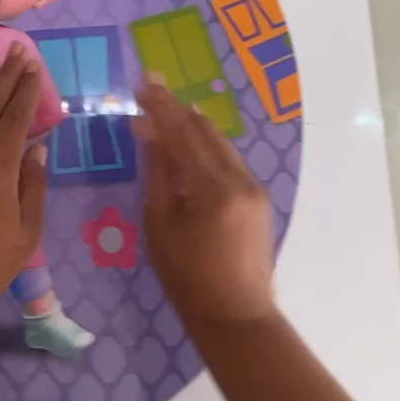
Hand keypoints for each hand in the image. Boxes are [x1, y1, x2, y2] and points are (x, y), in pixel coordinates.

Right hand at [136, 77, 277, 333]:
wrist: (237, 316)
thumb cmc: (187, 278)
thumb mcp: (159, 225)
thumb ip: (157, 174)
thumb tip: (151, 134)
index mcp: (212, 188)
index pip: (183, 133)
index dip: (160, 105)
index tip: (141, 84)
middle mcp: (239, 179)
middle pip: (205, 129)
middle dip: (175, 109)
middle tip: (148, 91)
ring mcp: (254, 187)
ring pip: (219, 142)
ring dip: (190, 125)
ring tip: (163, 112)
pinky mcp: (258, 196)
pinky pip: (227, 159)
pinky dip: (205, 146)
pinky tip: (187, 144)